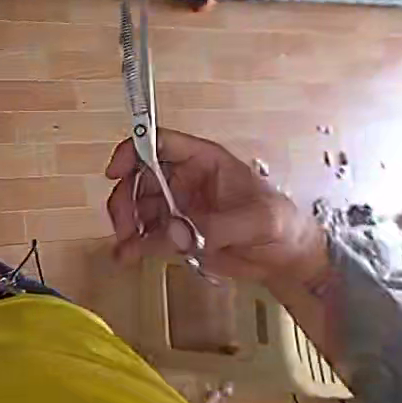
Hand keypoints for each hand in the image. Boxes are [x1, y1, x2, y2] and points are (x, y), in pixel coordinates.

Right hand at [104, 129, 327, 289]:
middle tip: (125, 228)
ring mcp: (178, 207)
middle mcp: (185, 180)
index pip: (161, 144)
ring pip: (137, 208)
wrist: (286, 258)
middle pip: (139, 178)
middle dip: (125, 200)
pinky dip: (133, 245)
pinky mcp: (176, 234)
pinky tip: (126, 257)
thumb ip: (218, 225)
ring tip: (126, 249)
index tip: (115, 172)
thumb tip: (177, 234)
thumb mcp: (258, 220)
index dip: (134, 151)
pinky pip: (146, 235)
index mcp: (204, 161)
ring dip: (126, 225)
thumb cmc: (280, 225)